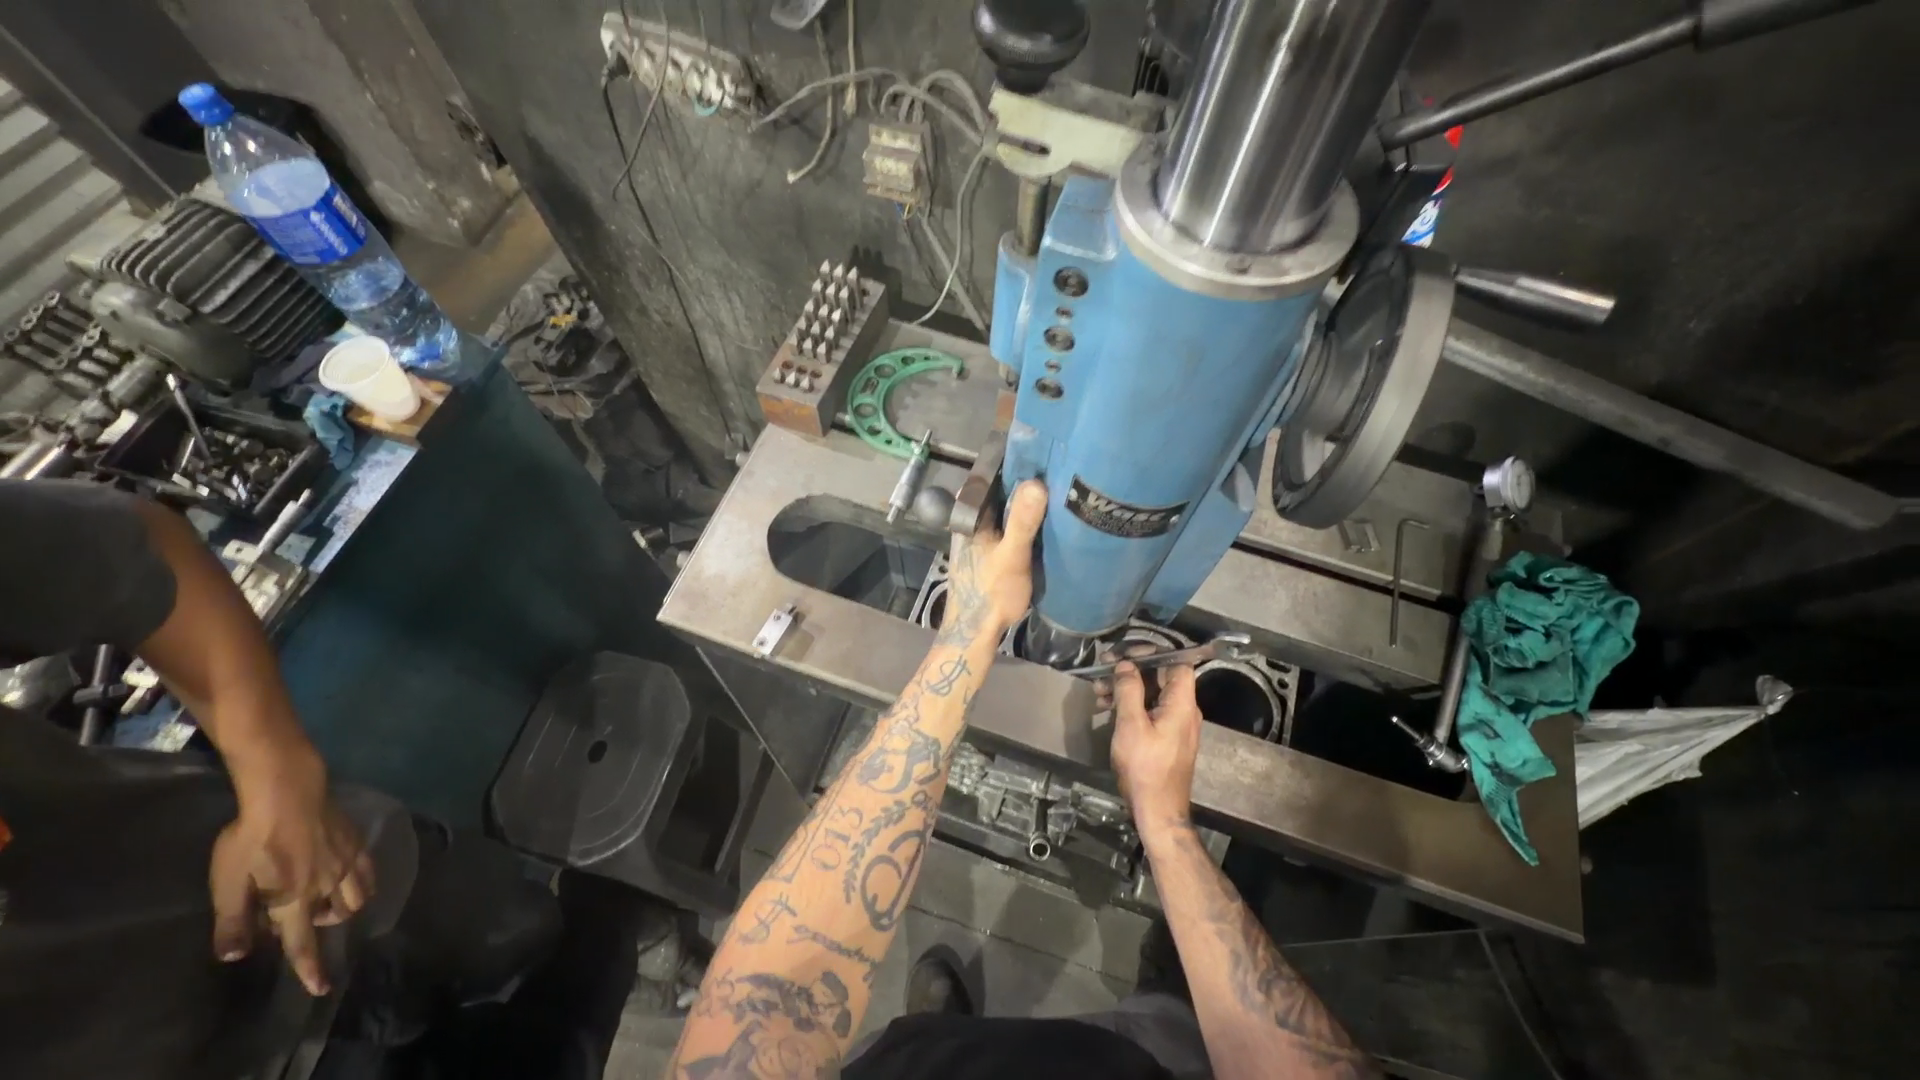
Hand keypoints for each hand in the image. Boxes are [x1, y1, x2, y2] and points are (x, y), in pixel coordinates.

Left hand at [209, 742, 373, 995]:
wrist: (288, 791)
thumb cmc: (252, 837)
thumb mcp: (228, 881)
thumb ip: (232, 919)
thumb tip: (234, 956)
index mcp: (294, 898)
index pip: (301, 942)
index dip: (309, 967)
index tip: (321, 988)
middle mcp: (327, 885)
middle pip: (337, 917)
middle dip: (321, 924)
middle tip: (298, 914)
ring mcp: (347, 862)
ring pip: (359, 896)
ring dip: (345, 906)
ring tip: (327, 900)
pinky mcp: (356, 843)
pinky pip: (368, 871)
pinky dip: (363, 883)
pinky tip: (350, 877)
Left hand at [938, 479, 1046, 646]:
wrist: (977, 632)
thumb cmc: (990, 592)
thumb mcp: (1011, 555)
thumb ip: (1022, 522)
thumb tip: (1037, 483)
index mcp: (970, 518)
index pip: (990, 479)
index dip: (1013, 465)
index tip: (1043, 454)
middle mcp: (973, 524)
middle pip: (1000, 495)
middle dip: (1025, 485)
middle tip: (1060, 471)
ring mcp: (983, 540)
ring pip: (1006, 513)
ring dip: (1027, 506)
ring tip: (1061, 492)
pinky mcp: (993, 555)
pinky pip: (1012, 530)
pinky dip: (1027, 525)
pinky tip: (1049, 524)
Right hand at [1109, 660, 1202, 834]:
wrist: (1157, 810)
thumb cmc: (1145, 768)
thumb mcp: (1131, 726)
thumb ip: (1129, 691)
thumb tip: (1126, 666)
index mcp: (1182, 704)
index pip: (1177, 663)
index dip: (1153, 653)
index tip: (1126, 654)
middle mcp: (1184, 711)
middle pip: (1161, 677)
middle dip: (1132, 671)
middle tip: (1104, 670)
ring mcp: (1176, 725)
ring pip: (1152, 695)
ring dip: (1127, 689)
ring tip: (1098, 692)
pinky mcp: (1167, 738)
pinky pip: (1150, 711)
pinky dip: (1131, 706)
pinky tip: (1108, 709)